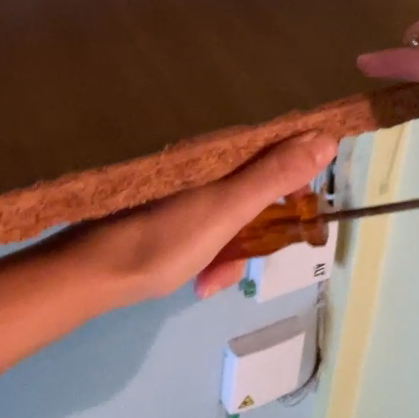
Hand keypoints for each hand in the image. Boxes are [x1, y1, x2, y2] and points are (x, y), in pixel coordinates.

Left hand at [66, 133, 337, 304]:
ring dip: (235, 249)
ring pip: (236, 212)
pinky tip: (200, 281)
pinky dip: (213, 253)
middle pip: (259, 184)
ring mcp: (186, 185)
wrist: (92, 273)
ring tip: (213, 279)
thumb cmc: (162, 238)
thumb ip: (275, 175)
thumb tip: (326, 137)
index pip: (277, 145)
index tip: (298, 209)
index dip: (295, 177)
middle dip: (261, 228)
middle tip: (247, 258)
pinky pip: (211, 227)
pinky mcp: (171, 208)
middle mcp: (205, 160)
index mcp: (219, 150)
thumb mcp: (228, 209)